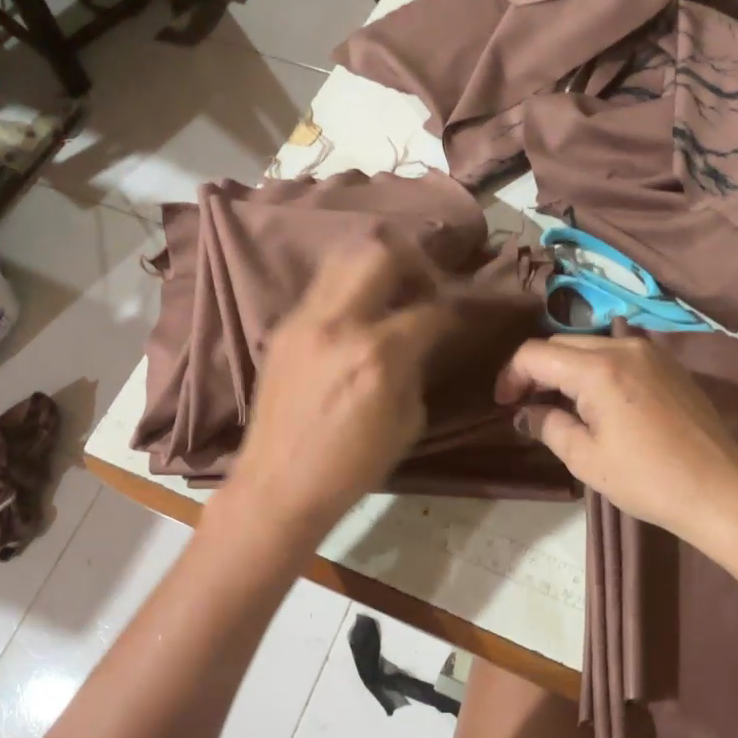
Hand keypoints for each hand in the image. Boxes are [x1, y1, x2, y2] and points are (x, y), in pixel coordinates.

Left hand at [222, 242, 455, 542]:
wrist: (279, 485)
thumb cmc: (352, 466)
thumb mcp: (407, 421)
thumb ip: (416, 369)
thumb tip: (420, 341)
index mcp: (379, 354)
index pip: (430, 308)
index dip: (453, 309)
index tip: (459, 316)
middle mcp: (339, 324)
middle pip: (382, 251)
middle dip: (414, 260)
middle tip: (424, 286)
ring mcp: (304, 320)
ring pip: (344, 256)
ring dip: (376, 264)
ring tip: (390, 290)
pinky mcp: (283, 327)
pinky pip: (322, 287)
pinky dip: (348, 288)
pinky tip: (357, 316)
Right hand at [495, 335, 737, 558]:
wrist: (721, 489)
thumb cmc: (649, 479)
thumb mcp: (587, 459)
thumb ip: (549, 426)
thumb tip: (526, 413)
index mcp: (598, 368)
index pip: (535, 353)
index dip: (511, 375)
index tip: (504, 405)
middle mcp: (624, 346)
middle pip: (562, 343)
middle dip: (537, 370)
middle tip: (526, 406)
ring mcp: (652, 353)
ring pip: (591, 346)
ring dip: (567, 369)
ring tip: (559, 406)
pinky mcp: (669, 366)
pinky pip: (619, 355)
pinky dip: (596, 370)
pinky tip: (596, 403)